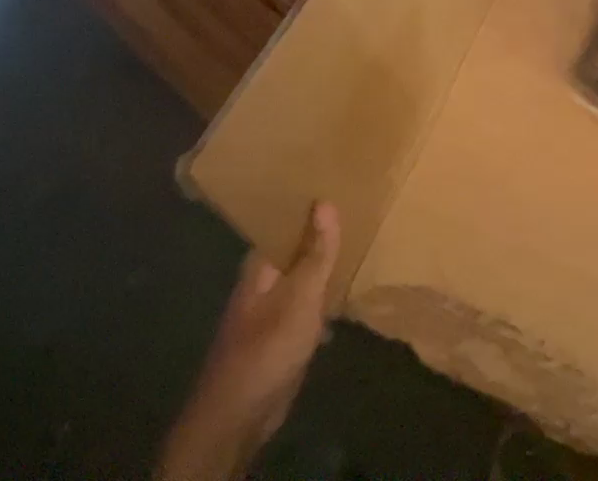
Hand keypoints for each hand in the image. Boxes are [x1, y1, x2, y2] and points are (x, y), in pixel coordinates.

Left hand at [156, 202, 341, 480]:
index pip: (283, 223)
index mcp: (260, 267)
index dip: (306, 205)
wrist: (239, 414)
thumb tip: (325, 200)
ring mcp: (270, 313)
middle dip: (320, 235)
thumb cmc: (268, 348)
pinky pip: (306, 307)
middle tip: (357, 211)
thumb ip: (316, 253)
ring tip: (359, 246)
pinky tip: (345, 298)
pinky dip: (323, 300)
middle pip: (294, 250)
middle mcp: (262, 284)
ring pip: (302, 279)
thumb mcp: (300, 296)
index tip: (334, 183)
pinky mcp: (281, 338)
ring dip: (324, 268)